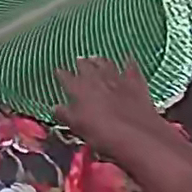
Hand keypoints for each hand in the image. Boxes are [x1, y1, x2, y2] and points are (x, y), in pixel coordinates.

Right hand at [54, 57, 178, 161]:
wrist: (136, 134)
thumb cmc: (102, 133)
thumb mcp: (78, 127)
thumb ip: (65, 114)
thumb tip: (55, 107)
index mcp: (79, 89)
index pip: (66, 78)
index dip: (62, 74)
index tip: (58, 70)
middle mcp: (96, 78)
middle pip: (86, 66)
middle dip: (81, 63)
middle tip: (79, 60)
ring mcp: (117, 78)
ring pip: (106, 63)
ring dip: (100, 60)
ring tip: (96, 58)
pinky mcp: (135, 82)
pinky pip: (131, 67)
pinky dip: (128, 62)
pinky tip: (128, 58)